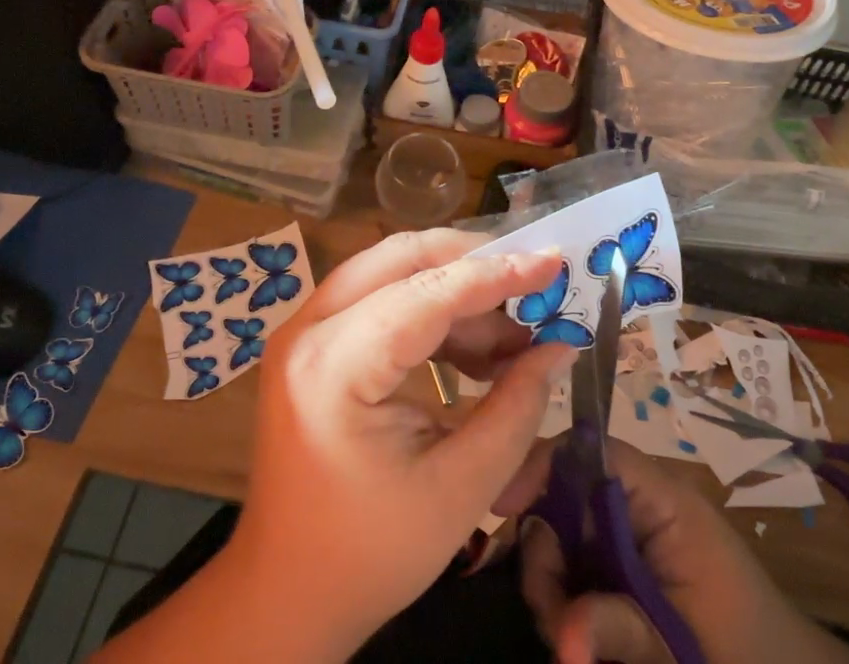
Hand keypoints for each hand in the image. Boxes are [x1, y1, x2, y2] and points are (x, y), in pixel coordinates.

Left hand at [221, 230, 577, 655]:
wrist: (288, 589)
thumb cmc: (371, 552)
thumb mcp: (461, 488)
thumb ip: (517, 407)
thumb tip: (560, 346)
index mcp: (333, 366)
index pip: (427, 292)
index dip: (497, 273)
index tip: (556, 261)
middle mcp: (307, 331)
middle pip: (399, 259)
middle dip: (472, 266)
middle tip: (535, 290)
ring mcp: (301, 334)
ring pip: (388, 274)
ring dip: (454, 294)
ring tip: (514, 340)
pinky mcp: (310, 348)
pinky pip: (377, 304)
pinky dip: (429, 316)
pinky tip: (475, 356)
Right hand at [500, 439, 848, 663]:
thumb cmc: (748, 654)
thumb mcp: (682, 646)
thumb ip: (621, 631)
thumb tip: (563, 638)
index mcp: (664, 502)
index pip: (591, 452)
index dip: (539, 465)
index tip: (498, 507)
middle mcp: (638, 507)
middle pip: (561, 497)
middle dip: (542, 553)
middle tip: (553, 615)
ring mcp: (626, 537)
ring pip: (559, 537)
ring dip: (550, 587)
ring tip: (574, 641)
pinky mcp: (620, 567)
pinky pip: (572, 566)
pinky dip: (564, 599)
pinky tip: (578, 635)